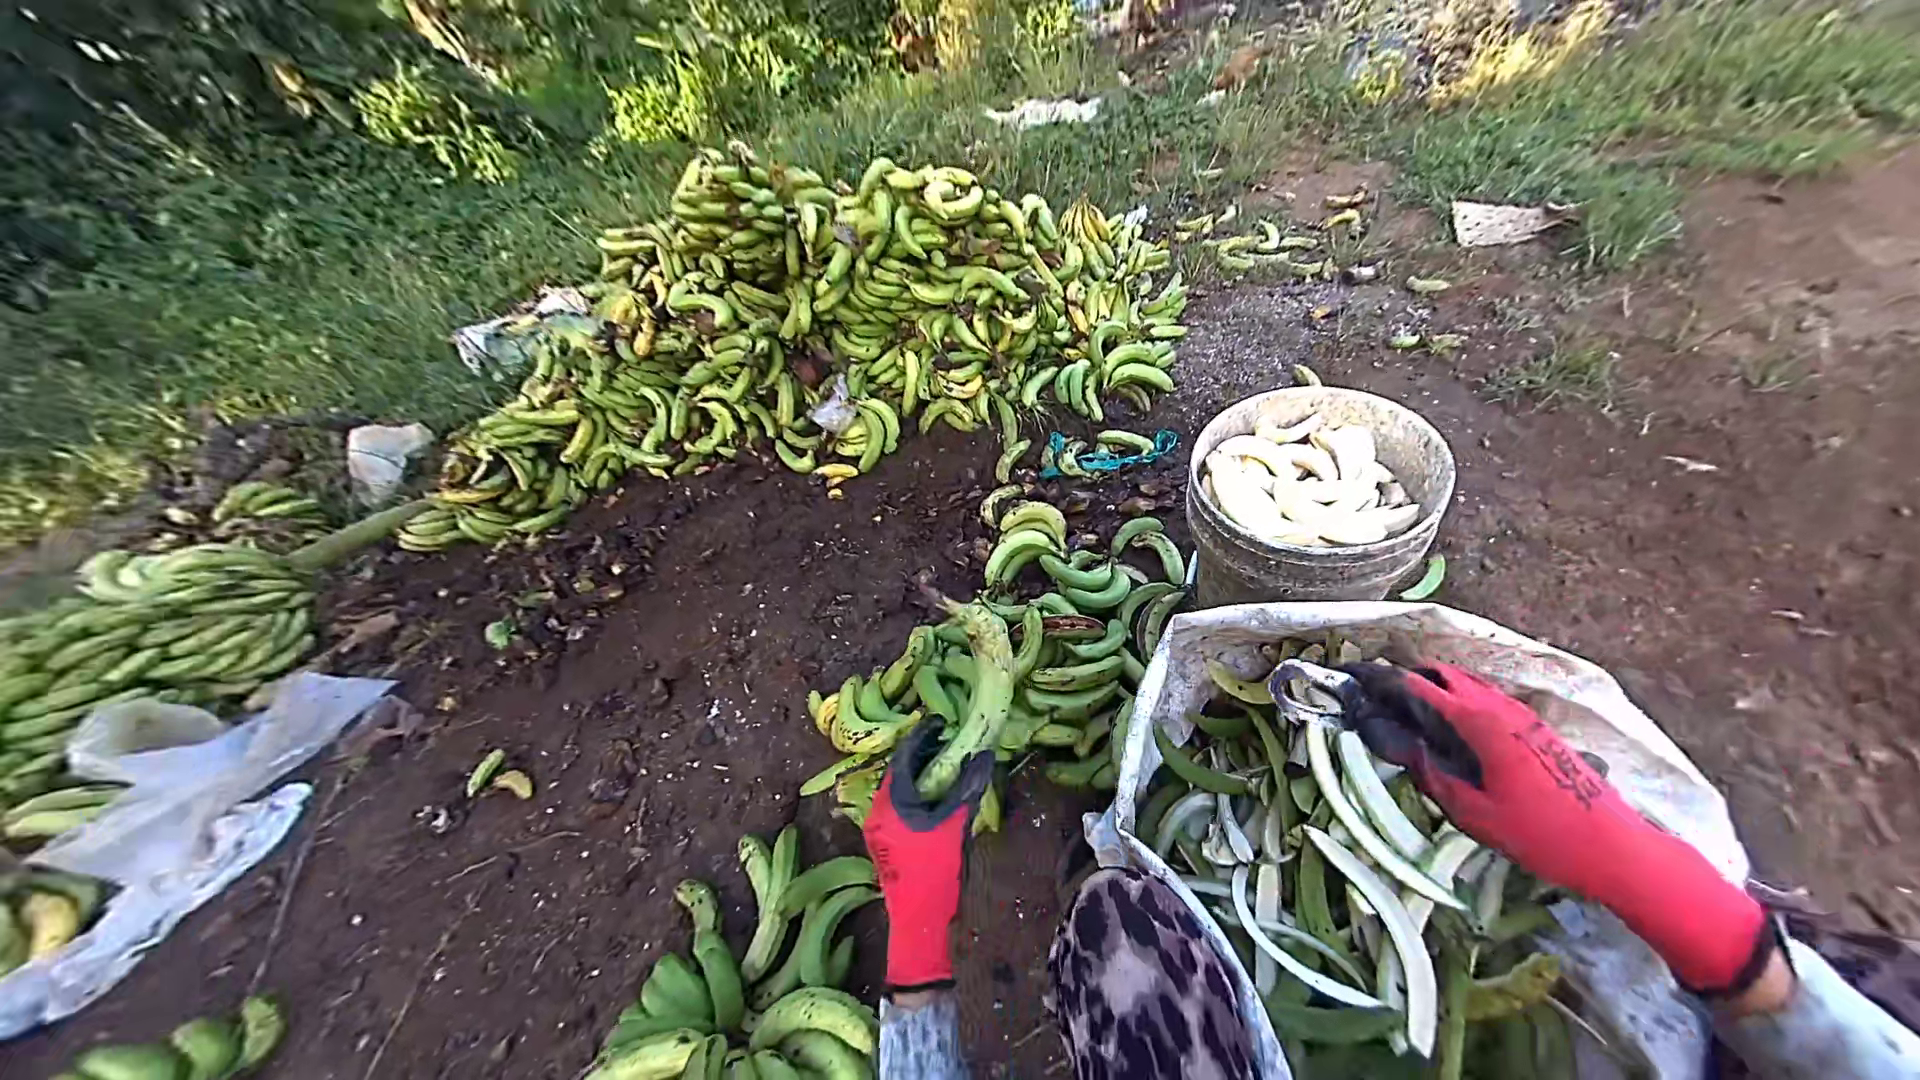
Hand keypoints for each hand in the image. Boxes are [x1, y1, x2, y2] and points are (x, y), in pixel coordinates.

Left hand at [863, 719, 993, 991]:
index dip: (922, 735)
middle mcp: (877, 810)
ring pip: (897, 786)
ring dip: (919, 771)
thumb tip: (985, 754)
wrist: (919, 923)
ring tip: (944, 759)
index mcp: (890, 803)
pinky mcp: (884, 839)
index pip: (904, 756)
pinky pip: (898, 801)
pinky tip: (936, 789)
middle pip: (898, 769)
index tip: (939, 721)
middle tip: (946, 738)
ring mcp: (878, 827)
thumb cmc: (936, 871)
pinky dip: (915, 789)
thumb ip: (969, 787)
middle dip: (921, 752)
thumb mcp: (956, 825)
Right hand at [1342, 662, 1773, 996]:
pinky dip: (1460, 697)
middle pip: (1444, 672)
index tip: (1354, 677)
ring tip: (1409, 706)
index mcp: (1481, 723)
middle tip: (1379, 693)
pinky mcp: (1539, 730)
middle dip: (1407, 675)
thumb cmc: (1545, 837)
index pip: (1419, 686)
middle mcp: (1502, 709)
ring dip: (1436, 684)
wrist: (1625, 856)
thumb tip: (1400, 747)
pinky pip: (1488, 698)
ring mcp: (1525, 717)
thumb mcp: (1473, 814)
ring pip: (1469, 682)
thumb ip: (1431, 776)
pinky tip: (1452, 725)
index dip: (1382, 679)